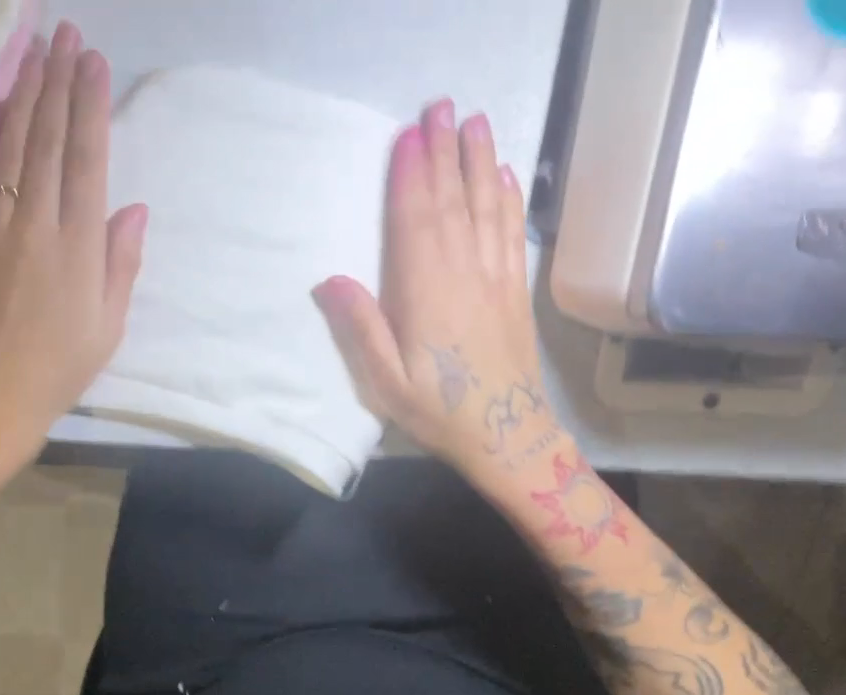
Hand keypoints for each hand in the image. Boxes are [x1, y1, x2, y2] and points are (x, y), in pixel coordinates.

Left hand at [0, 21, 147, 457]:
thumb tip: (131, 207)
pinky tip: (2, 112)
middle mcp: (33, 226)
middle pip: (45, 139)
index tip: (93, 62)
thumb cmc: (61, 367)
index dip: (89, 106)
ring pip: (9, 148)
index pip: (84, 159)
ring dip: (24, 96)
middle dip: (57, 82)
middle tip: (66, 36)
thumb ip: (120, 261)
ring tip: (37, 54)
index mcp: (76, 248)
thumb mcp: (109, 324)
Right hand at [313, 99, 565, 492]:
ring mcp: (495, 280)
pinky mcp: (515, 292)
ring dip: (480, 163)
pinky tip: (504, 177)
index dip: (411, 177)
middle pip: (453, 203)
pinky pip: (512, 234)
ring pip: (487, 209)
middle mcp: (464, 275)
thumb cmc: (438, 414)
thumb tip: (330, 280)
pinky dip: (507, 200)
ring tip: (476, 122)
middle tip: (441, 108)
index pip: (416, 222)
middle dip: (445, 154)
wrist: (508, 435)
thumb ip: (361, 330)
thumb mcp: (385, 384)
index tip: (408, 135)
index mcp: (426, 295)